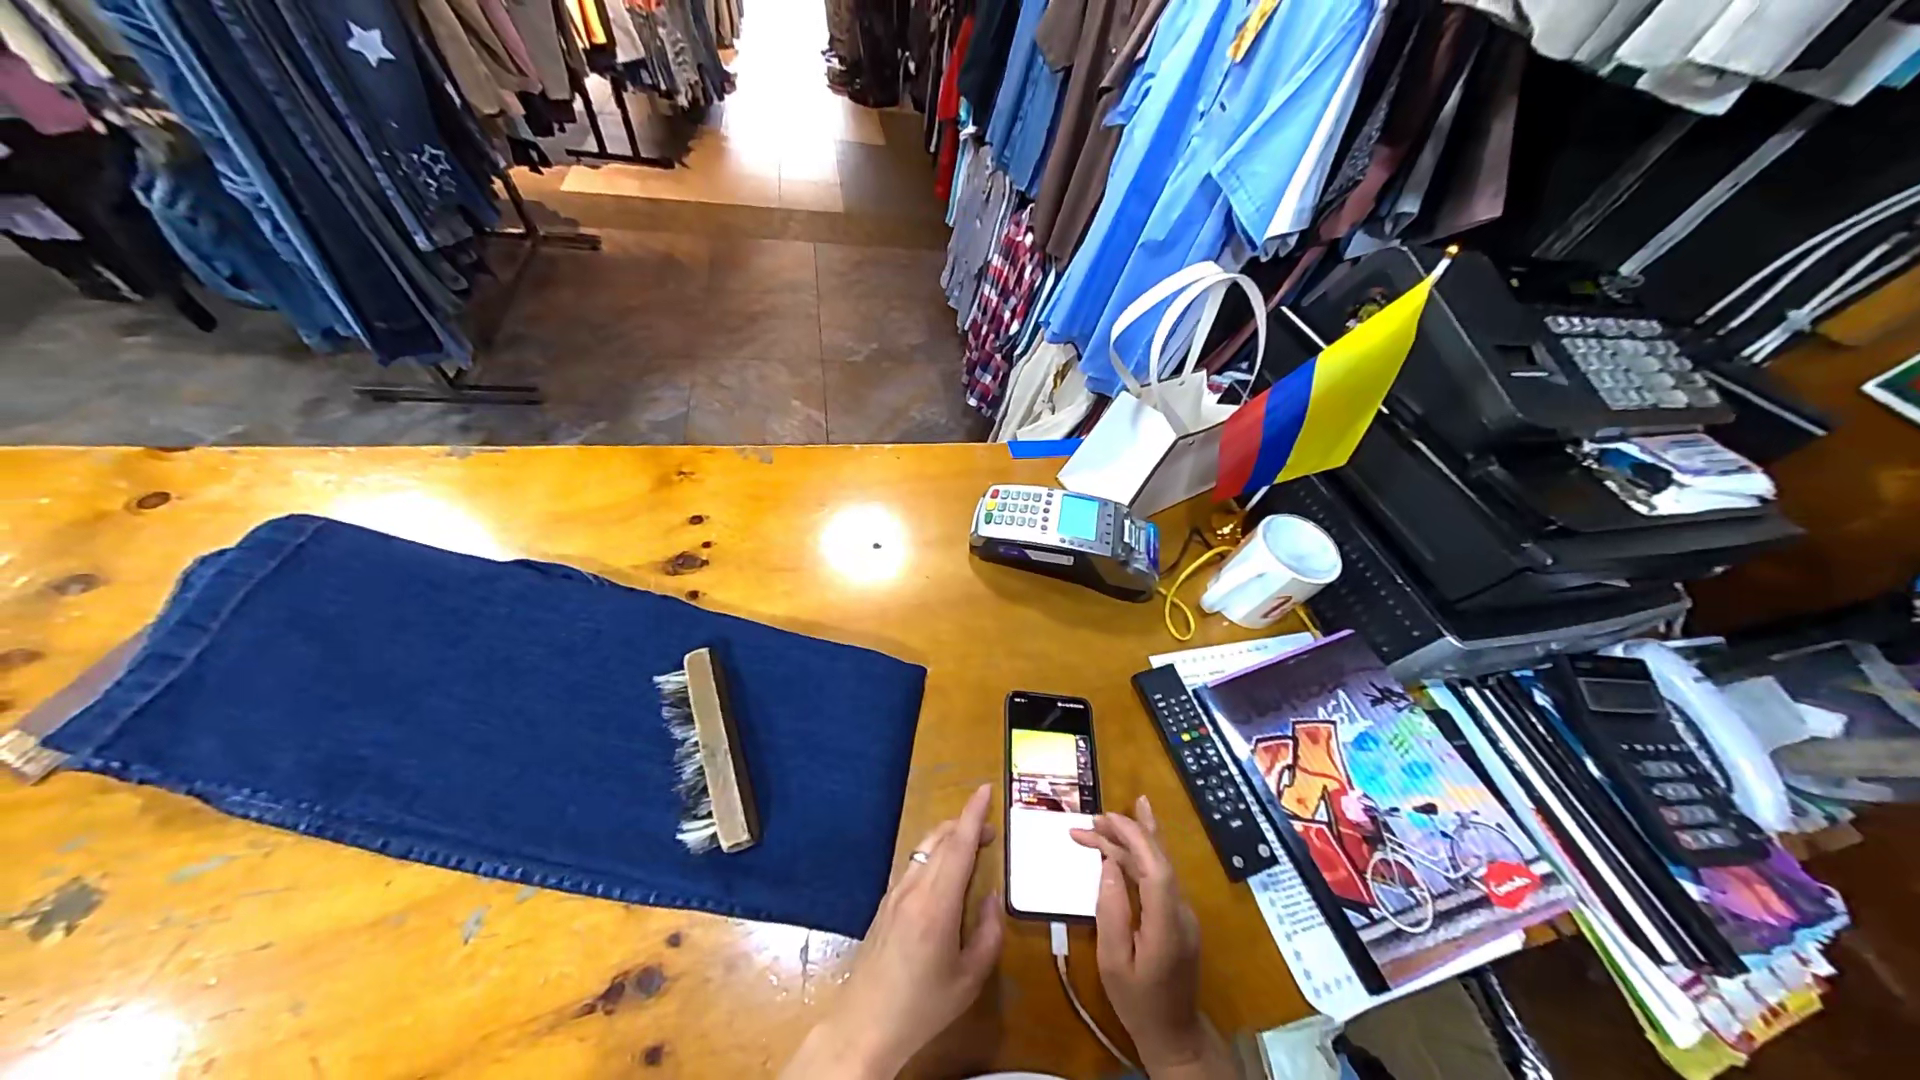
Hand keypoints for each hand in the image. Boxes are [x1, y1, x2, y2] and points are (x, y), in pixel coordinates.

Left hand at [781, 783, 1003, 1079]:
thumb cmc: (922, 1007)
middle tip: (991, 830)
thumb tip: (992, 898)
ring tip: (972, 846)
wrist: (864, 1026)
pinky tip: (944, 872)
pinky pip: (914, 865)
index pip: (958, 846)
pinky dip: (934, 854)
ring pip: (924, 849)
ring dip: (949, 838)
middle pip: (940, 840)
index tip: (985, 790)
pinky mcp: (884, 904)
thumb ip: (988, 933)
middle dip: (966, 825)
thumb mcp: (969, 978)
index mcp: (936, 905)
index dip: (974, 815)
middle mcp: (913, 889)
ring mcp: (894, 894)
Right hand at [1071, 795, 1233, 1077]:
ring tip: (1102, 822)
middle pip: (1158, 859)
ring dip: (1130, 843)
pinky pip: (1159, 876)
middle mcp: (1181, 911)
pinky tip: (1130, 841)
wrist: (1174, 1034)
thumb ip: (1110, 912)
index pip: (1156, 868)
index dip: (1133, 837)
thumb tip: (1108, 866)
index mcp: (1166, 924)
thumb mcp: (1112, 962)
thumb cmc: (1138, 1003)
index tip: (1105, 820)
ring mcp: (1183, 911)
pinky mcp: (1178, 914)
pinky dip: (1139, 856)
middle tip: (1093, 819)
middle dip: (1126, 833)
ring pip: (1159, 864)